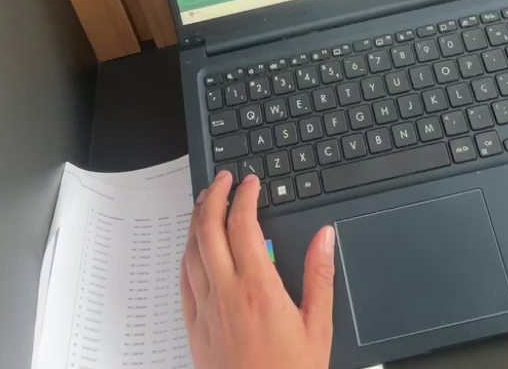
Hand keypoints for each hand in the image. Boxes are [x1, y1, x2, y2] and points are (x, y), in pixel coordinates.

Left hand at [180, 171, 334, 368]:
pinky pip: (183, 279)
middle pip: (207, 228)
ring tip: (207, 200)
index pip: (243, 224)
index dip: (244, 196)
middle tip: (224, 179)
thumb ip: (319, 276)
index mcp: (258, 288)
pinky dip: (187, 252)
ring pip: (190, 250)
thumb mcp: (318, 328)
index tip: (251, 182)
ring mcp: (205, 310)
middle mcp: (226, 293)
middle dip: (214, 195)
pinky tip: (194, 245)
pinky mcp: (193, 327)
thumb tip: (324, 235)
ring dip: (196, 218)